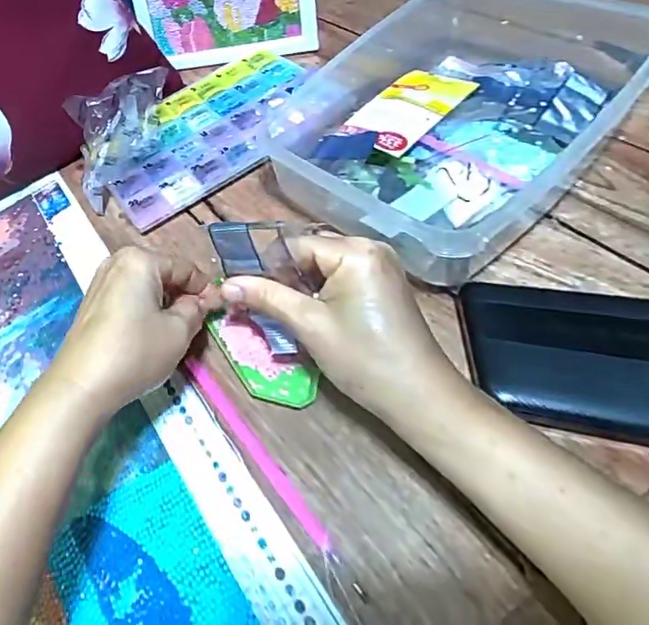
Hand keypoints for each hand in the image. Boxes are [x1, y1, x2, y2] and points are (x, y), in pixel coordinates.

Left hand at [44, 247, 220, 413]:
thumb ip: (194, 310)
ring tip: (172, 332)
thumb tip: (199, 301)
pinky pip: (127, 296)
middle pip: (162, 273)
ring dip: (162, 304)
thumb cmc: (135, 352)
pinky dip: (143, 309)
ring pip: (144, 286)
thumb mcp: (177, 333)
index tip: (216, 311)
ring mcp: (101, 280)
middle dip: (181, 295)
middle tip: (196, 324)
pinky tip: (147, 334)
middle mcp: (117, 261)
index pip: (184, 267)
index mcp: (140, 259)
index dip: (203, 289)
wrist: (82, 383)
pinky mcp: (92, 300)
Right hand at [219, 234, 453, 412]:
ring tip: (284, 312)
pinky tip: (312, 315)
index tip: (245, 293)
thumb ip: (266, 297)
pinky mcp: (383, 283)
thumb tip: (225, 284)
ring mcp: (380, 265)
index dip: (267, 269)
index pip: (293, 246)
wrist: (423, 401)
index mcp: (354, 250)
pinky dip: (321, 291)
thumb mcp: (308, 325)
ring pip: (322, 265)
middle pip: (308, 252)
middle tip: (261, 305)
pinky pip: (340, 275)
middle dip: (283, 277)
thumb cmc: (364, 359)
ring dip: (300, 286)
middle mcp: (369, 247)